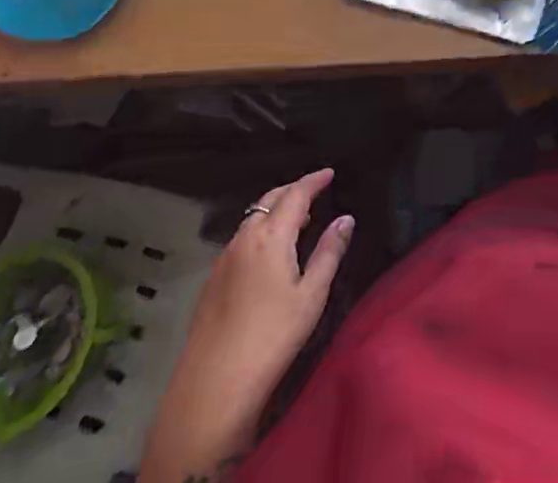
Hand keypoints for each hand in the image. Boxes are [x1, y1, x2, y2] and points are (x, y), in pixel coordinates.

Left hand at [187, 168, 352, 378]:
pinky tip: (271, 252)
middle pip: (268, 201)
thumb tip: (345, 218)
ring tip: (299, 220)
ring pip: (252, 220)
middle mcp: (243, 240)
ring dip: (275, 210)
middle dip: (293, 190)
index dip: (313, 181)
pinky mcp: (212, 280)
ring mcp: (223, 260)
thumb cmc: (273, 336)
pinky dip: (260, 230)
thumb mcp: (312, 295)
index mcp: (270, 238)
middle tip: (315, 190)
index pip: (295, 195)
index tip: (329, 173)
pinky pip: (241, 239)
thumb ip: (329, 252)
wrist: (213, 384)